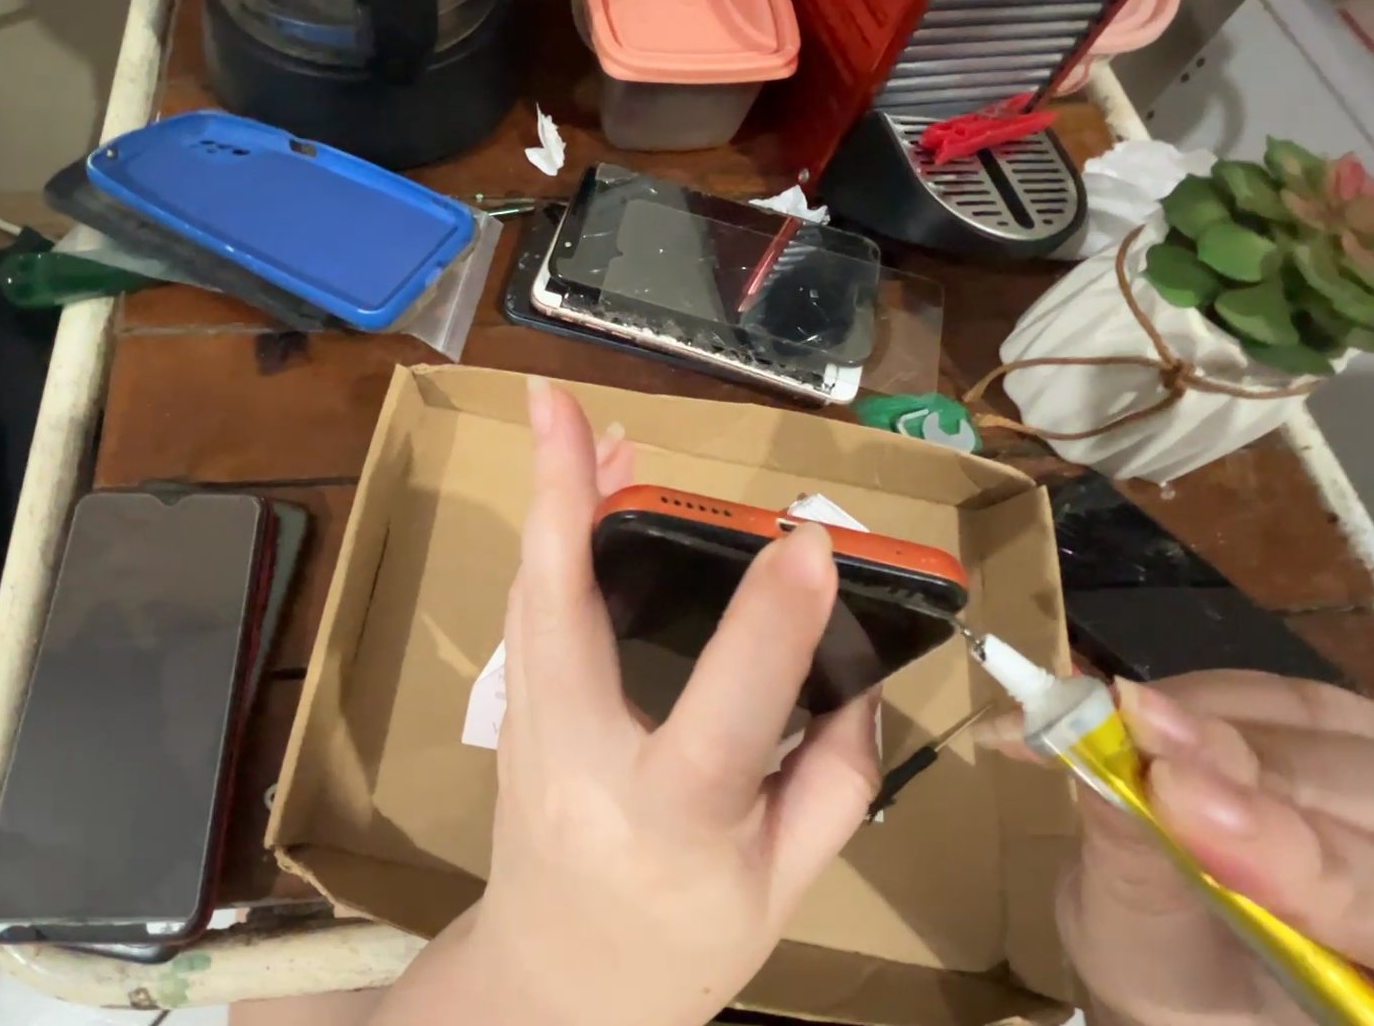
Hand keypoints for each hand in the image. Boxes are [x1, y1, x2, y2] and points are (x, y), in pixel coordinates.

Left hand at [373, 377, 880, 1025]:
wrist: (551, 981)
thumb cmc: (675, 945)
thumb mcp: (782, 889)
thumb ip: (833, 779)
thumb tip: (856, 674)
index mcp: (667, 815)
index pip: (723, 710)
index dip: (772, 622)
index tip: (809, 540)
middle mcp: (578, 756)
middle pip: (559, 616)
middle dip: (563, 497)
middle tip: (561, 406)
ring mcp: (529, 728)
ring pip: (534, 597)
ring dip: (557, 504)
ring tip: (587, 429)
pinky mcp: (516, 710)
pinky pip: (535, 611)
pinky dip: (557, 543)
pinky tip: (584, 496)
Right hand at [985, 671, 1373, 1024]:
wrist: (1178, 945)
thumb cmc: (1179, 985)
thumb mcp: (1153, 958)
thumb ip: (1147, 876)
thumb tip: (1115, 768)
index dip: (1315, 863)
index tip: (1176, 799)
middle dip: (1272, 771)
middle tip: (1142, 735)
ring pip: (1364, 744)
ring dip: (1232, 723)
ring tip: (1125, 714)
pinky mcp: (1362, 742)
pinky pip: (1304, 703)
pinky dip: (1210, 697)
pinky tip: (1136, 708)